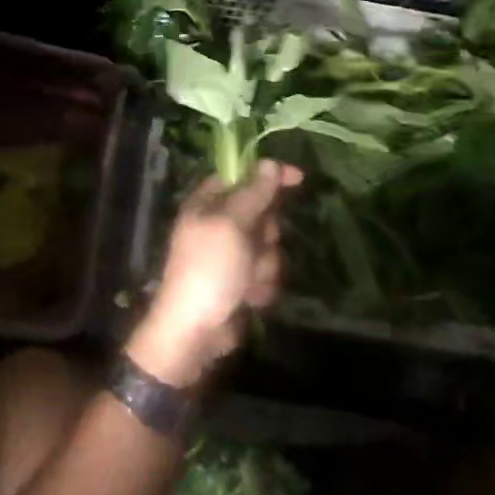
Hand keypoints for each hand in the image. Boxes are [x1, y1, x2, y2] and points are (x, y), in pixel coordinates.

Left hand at [125, 160, 299, 387]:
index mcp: (207, 202)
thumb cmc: (208, 269)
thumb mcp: (231, 225)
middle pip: (262, 212)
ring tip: (247, 280)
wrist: (196, 332)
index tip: (298, 179)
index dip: (269, 175)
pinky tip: (249, 298)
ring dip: (265, 264)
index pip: (243, 175)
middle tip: (255, 245)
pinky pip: (266, 271)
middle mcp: (219, 223)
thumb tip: (269, 163)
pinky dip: (261, 285)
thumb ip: (253, 193)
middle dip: (266, 233)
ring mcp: (231, 253)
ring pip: (269, 245)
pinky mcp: (241, 279)